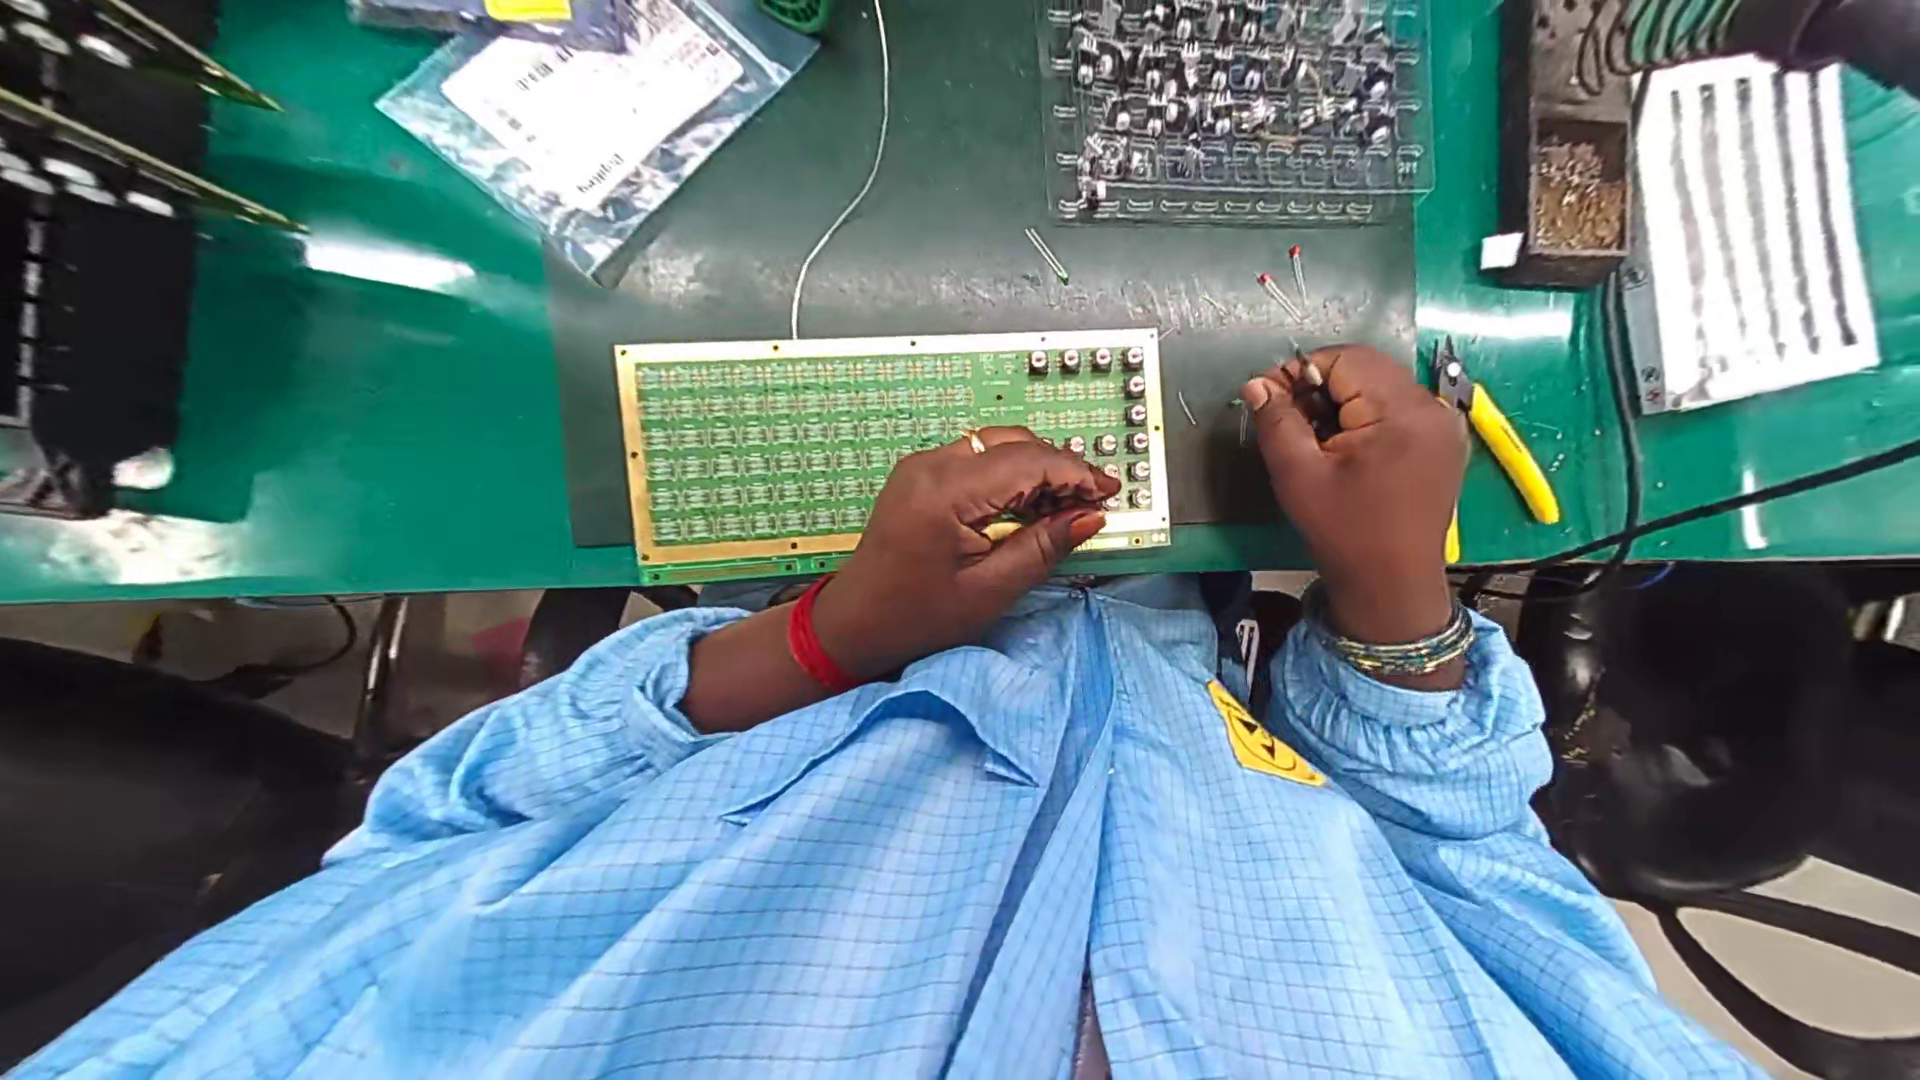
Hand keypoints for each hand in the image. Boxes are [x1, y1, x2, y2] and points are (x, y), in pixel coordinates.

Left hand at [810, 427, 1119, 679]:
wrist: (855, 621)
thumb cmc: (915, 616)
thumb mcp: (989, 590)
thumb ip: (1043, 547)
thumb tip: (1089, 516)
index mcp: (945, 491)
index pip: (1027, 460)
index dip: (1075, 473)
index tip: (1106, 493)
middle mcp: (930, 464)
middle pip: (1013, 442)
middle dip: (1058, 468)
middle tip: (1087, 504)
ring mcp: (921, 465)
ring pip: (996, 445)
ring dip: (1034, 469)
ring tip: (1061, 508)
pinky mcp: (920, 474)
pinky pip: (976, 459)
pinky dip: (1008, 475)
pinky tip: (1025, 505)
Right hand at [1242, 345, 1466, 651]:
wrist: (1389, 580)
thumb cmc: (1340, 528)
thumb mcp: (1296, 472)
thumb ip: (1276, 420)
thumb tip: (1256, 384)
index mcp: (1399, 412)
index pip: (1347, 358)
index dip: (1302, 369)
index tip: (1269, 397)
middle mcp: (1431, 408)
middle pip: (1366, 369)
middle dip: (1319, 385)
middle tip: (1285, 417)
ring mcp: (1442, 425)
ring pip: (1380, 387)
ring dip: (1339, 401)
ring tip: (1311, 436)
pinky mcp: (1441, 442)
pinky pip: (1395, 409)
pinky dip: (1362, 416)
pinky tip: (1341, 447)